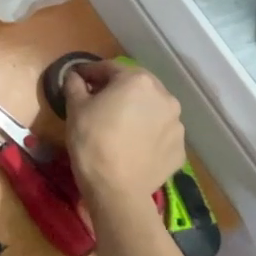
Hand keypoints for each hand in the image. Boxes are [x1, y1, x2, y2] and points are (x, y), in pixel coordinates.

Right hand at [62, 61, 185, 212]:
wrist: (116, 187)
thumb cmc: (92, 139)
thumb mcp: (75, 106)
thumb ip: (75, 84)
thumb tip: (76, 77)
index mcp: (137, 81)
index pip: (110, 68)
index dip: (91, 72)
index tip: (79, 80)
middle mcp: (165, 97)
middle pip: (137, 85)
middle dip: (118, 88)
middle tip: (99, 100)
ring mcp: (177, 125)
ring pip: (152, 108)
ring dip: (137, 110)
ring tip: (119, 124)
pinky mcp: (180, 149)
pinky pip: (160, 132)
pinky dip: (148, 132)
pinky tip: (132, 143)